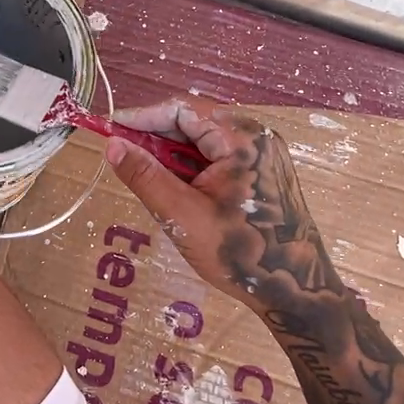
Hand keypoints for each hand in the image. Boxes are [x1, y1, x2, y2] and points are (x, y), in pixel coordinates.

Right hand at [105, 102, 339, 312]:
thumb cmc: (238, 253)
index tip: (109, 130)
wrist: (295, 294)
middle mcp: (255, 137)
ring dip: (169, 151)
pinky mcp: (260, 172)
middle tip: (122, 153)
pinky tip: (171, 184)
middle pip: (193, 120)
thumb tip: (111, 145)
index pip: (181, 109)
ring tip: (144, 172)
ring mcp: (261, 154)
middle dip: (154, 135)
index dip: (141, 117)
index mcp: (241, 140)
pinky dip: (188, 164)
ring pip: (202, 138)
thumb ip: (144, 175)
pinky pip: (215, 155)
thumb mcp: (181, 214)